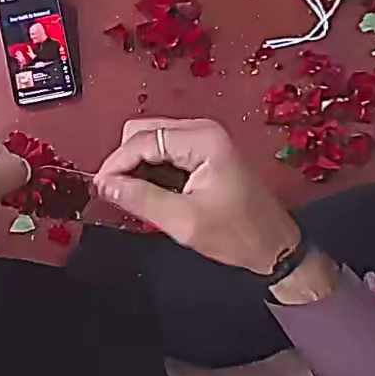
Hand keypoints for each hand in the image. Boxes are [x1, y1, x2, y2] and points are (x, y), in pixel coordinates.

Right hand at [93, 118, 299, 274]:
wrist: (275, 246)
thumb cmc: (236, 234)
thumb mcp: (184, 221)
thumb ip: (141, 198)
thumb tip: (104, 183)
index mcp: (203, 138)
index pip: (144, 139)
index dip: (117, 162)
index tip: (99, 187)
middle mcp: (202, 129)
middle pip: (145, 132)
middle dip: (125, 160)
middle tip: (114, 193)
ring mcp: (204, 138)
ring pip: (152, 140)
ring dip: (137, 165)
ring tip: (130, 196)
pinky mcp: (203, 150)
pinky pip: (165, 151)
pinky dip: (151, 168)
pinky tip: (148, 192)